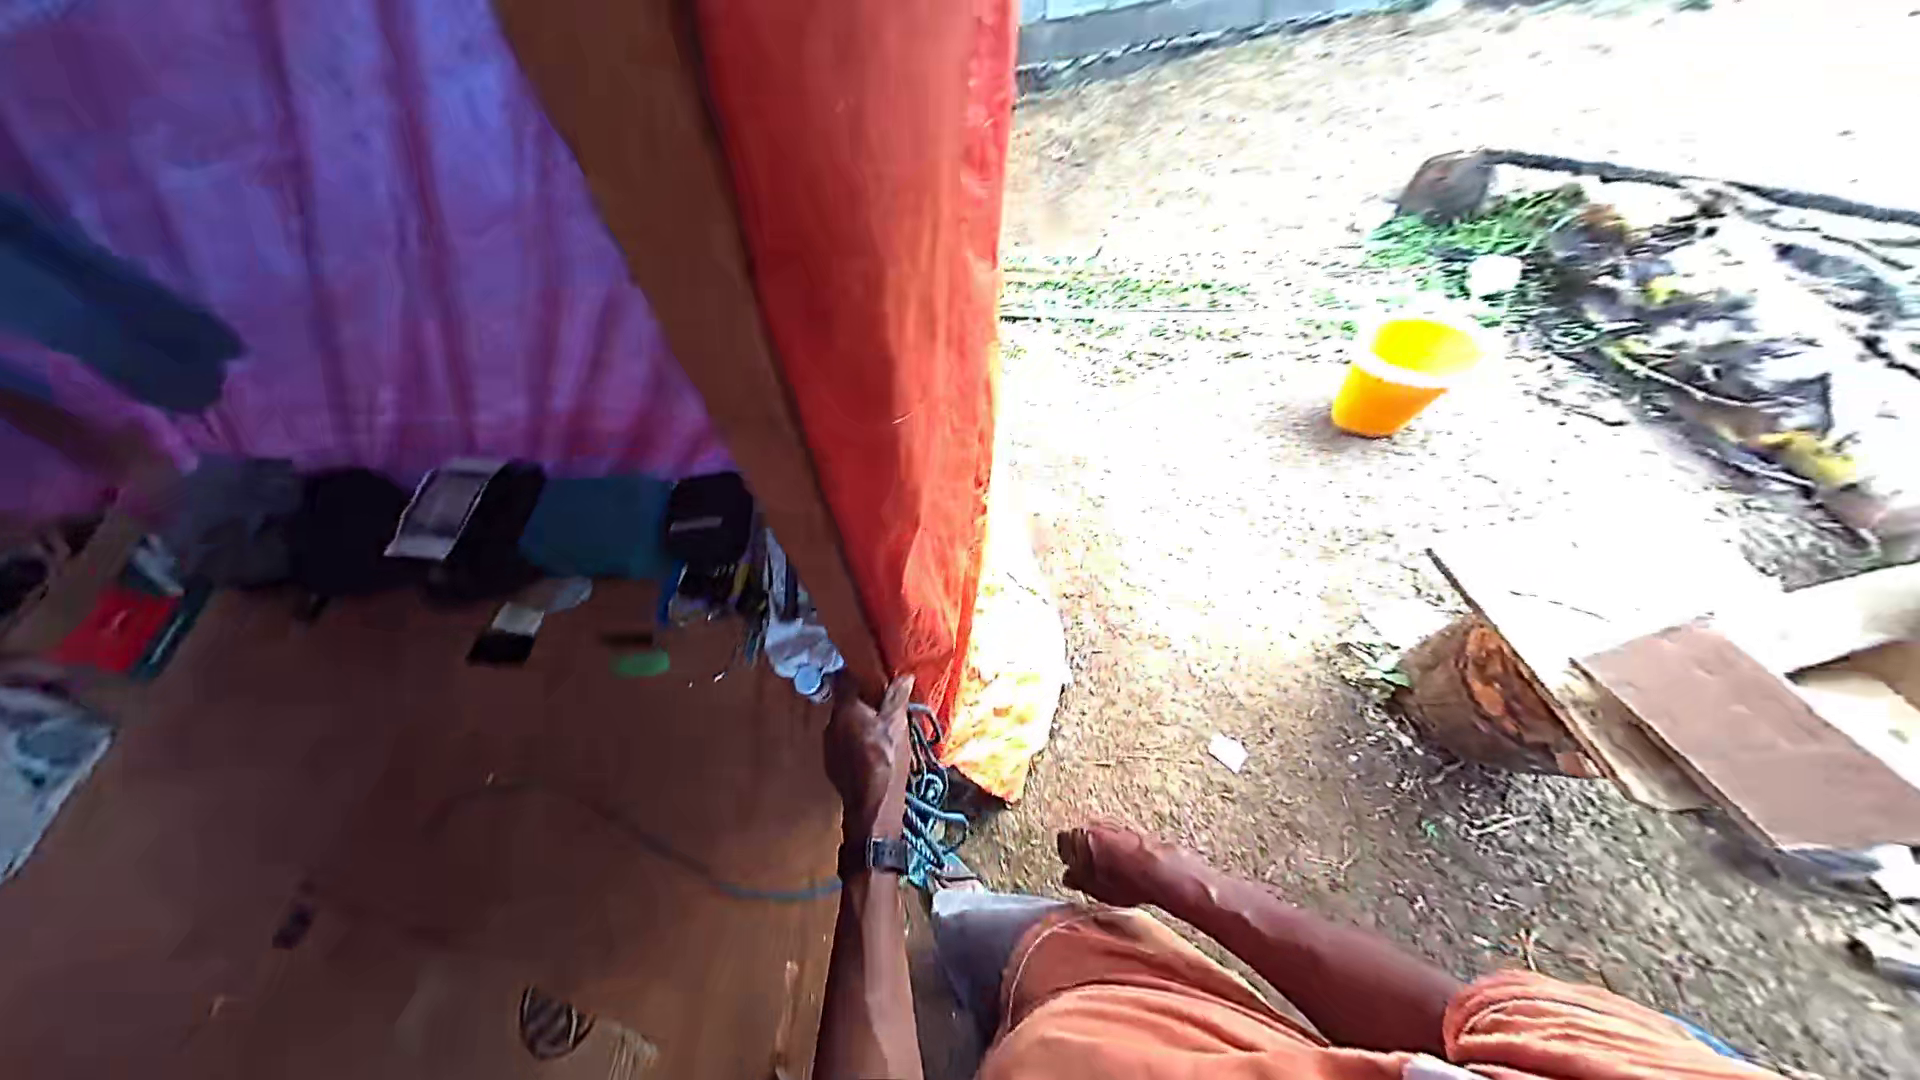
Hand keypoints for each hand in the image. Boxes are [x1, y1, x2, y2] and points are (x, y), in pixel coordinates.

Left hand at [824, 673, 914, 841]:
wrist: (871, 806)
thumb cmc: (886, 760)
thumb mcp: (897, 725)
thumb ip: (897, 698)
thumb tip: (905, 675)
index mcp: (845, 709)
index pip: (846, 679)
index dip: (861, 674)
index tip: (876, 676)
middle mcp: (831, 723)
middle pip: (845, 701)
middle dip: (863, 700)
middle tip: (885, 703)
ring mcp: (828, 745)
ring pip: (844, 722)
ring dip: (860, 720)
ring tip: (881, 727)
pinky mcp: (831, 762)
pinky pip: (843, 740)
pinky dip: (855, 738)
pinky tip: (871, 748)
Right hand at [1057, 821, 1211, 907]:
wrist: (1158, 869)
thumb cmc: (1124, 879)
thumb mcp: (1092, 887)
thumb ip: (1076, 879)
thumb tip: (1069, 877)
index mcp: (1079, 837)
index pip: (1062, 842)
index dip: (1066, 857)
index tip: (1070, 869)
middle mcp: (1095, 825)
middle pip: (1082, 837)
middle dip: (1084, 852)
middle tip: (1088, 872)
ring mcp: (1115, 826)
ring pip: (1101, 837)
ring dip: (1102, 851)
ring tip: (1109, 873)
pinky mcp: (1132, 830)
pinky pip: (1117, 840)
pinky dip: (1117, 851)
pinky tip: (1124, 869)